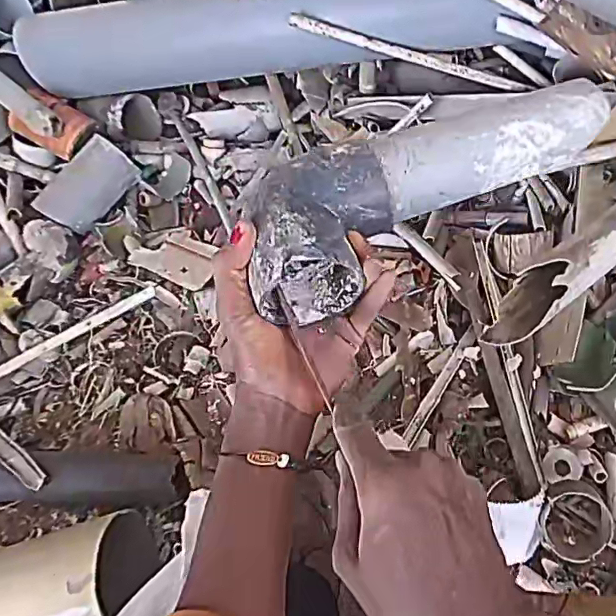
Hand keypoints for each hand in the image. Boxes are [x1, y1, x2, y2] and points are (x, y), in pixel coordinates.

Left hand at [214, 220, 395, 417]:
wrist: (278, 398)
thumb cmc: (252, 361)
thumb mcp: (232, 309)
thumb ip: (231, 269)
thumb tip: (241, 231)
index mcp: (278, 288)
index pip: (295, 251)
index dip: (306, 233)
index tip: (314, 216)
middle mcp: (306, 296)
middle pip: (332, 262)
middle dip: (342, 245)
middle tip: (345, 235)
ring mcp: (330, 312)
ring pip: (354, 280)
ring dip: (364, 263)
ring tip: (366, 253)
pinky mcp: (349, 331)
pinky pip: (368, 307)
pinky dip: (379, 291)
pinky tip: (384, 276)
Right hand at [332, 412, 529, 615]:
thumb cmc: (415, 604)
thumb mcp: (353, 564)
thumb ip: (344, 505)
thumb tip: (344, 474)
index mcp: (383, 484)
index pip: (355, 431)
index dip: (344, 421)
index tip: (341, 412)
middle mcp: (421, 469)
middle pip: (386, 457)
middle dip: (379, 481)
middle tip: (381, 525)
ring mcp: (452, 476)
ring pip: (416, 469)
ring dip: (409, 490)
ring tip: (413, 539)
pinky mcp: (473, 487)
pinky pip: (441, 481)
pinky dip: (434, 498)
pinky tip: (435, 537)